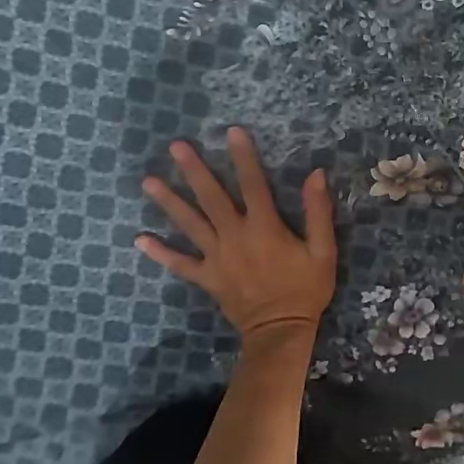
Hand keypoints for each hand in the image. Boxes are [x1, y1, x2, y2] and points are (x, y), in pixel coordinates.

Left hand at [135, 127, 336, 344]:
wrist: (281, 332)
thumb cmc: (306, 289)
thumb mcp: (323, 250)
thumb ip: (318, 212)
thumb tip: (315, 174)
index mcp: (264, 227)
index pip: (252, 184)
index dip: (243, 156)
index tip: (231, 131)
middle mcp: (235, 236)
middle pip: (211, 198)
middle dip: (194, 170)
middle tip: (175, 146)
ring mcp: (217, 257)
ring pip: (190, 225)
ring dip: (169, 202)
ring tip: (148, 181)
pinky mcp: (207, 278)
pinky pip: (181, 264)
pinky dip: (160, 253)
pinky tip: (139, 239)